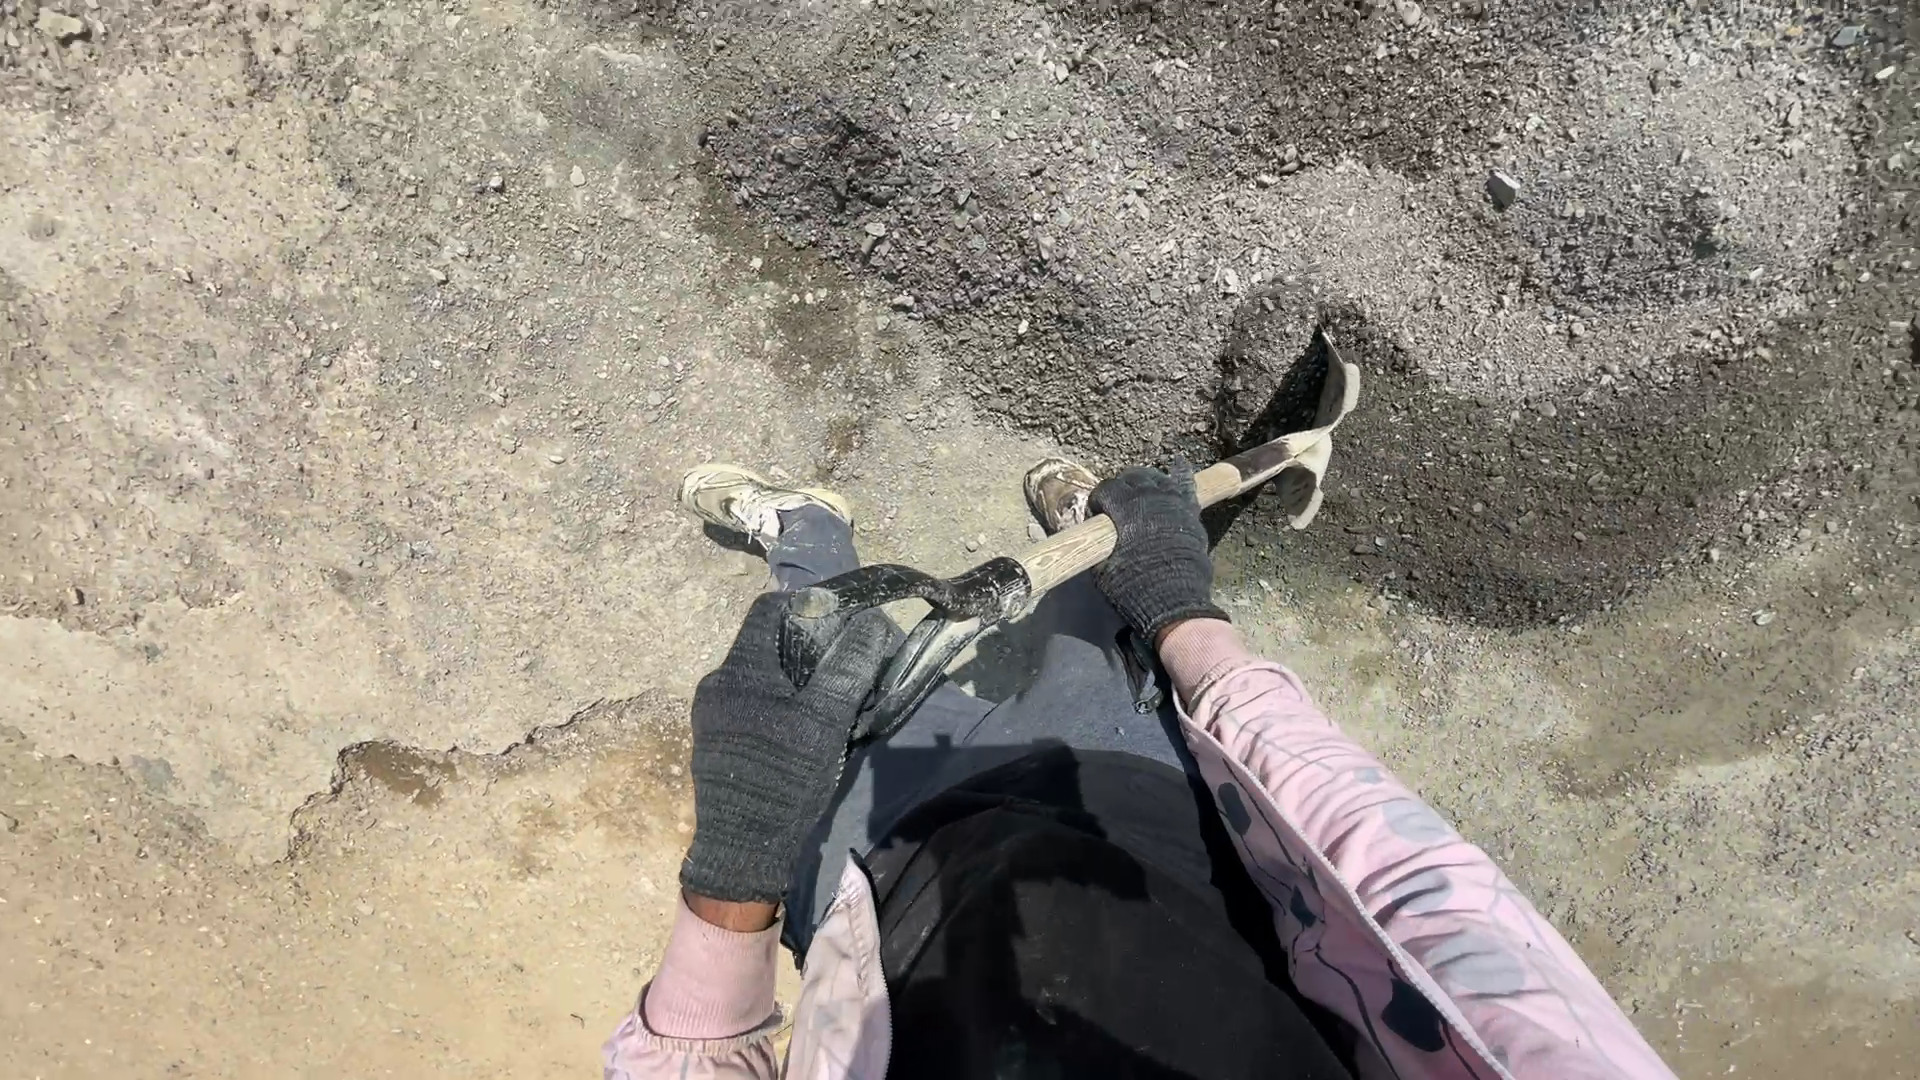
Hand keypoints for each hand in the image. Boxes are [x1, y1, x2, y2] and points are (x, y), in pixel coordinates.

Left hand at [680, 593, 893, 904]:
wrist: (743, 853)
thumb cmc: (784, 777)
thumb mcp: (826, 718)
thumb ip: (849, 665)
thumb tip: (871, 621)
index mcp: (738, 670)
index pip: (768, 610)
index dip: (806, 605)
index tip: (841, 616)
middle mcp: (717, 685)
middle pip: (766, 642)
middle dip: (807, 643)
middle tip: (845, 656)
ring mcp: (713, 715)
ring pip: (761, 674)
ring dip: (796, 675)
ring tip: (833, 690)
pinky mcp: (718, 741)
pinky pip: (753, 702)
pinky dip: (782, 699)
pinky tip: (808, 721)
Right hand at [1088, 457, 1228, 641]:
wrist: (1173, 602)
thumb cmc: (1132, 587)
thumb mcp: (1101, 568)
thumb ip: (1096, 544)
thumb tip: (1094, 534)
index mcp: (1125, 509)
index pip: (1106, 489)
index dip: (1098, 501)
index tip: (1096, 514)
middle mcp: (1150, 498)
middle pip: (1131, 478)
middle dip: (1120, 488)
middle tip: (1116, 506)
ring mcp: (1174, 503)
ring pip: (1156, 478)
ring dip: (1144, 483)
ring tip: (1139, 494)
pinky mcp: (1190, 512)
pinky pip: (1186, 484)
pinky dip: (1180, 473)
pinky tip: (1177, 463)